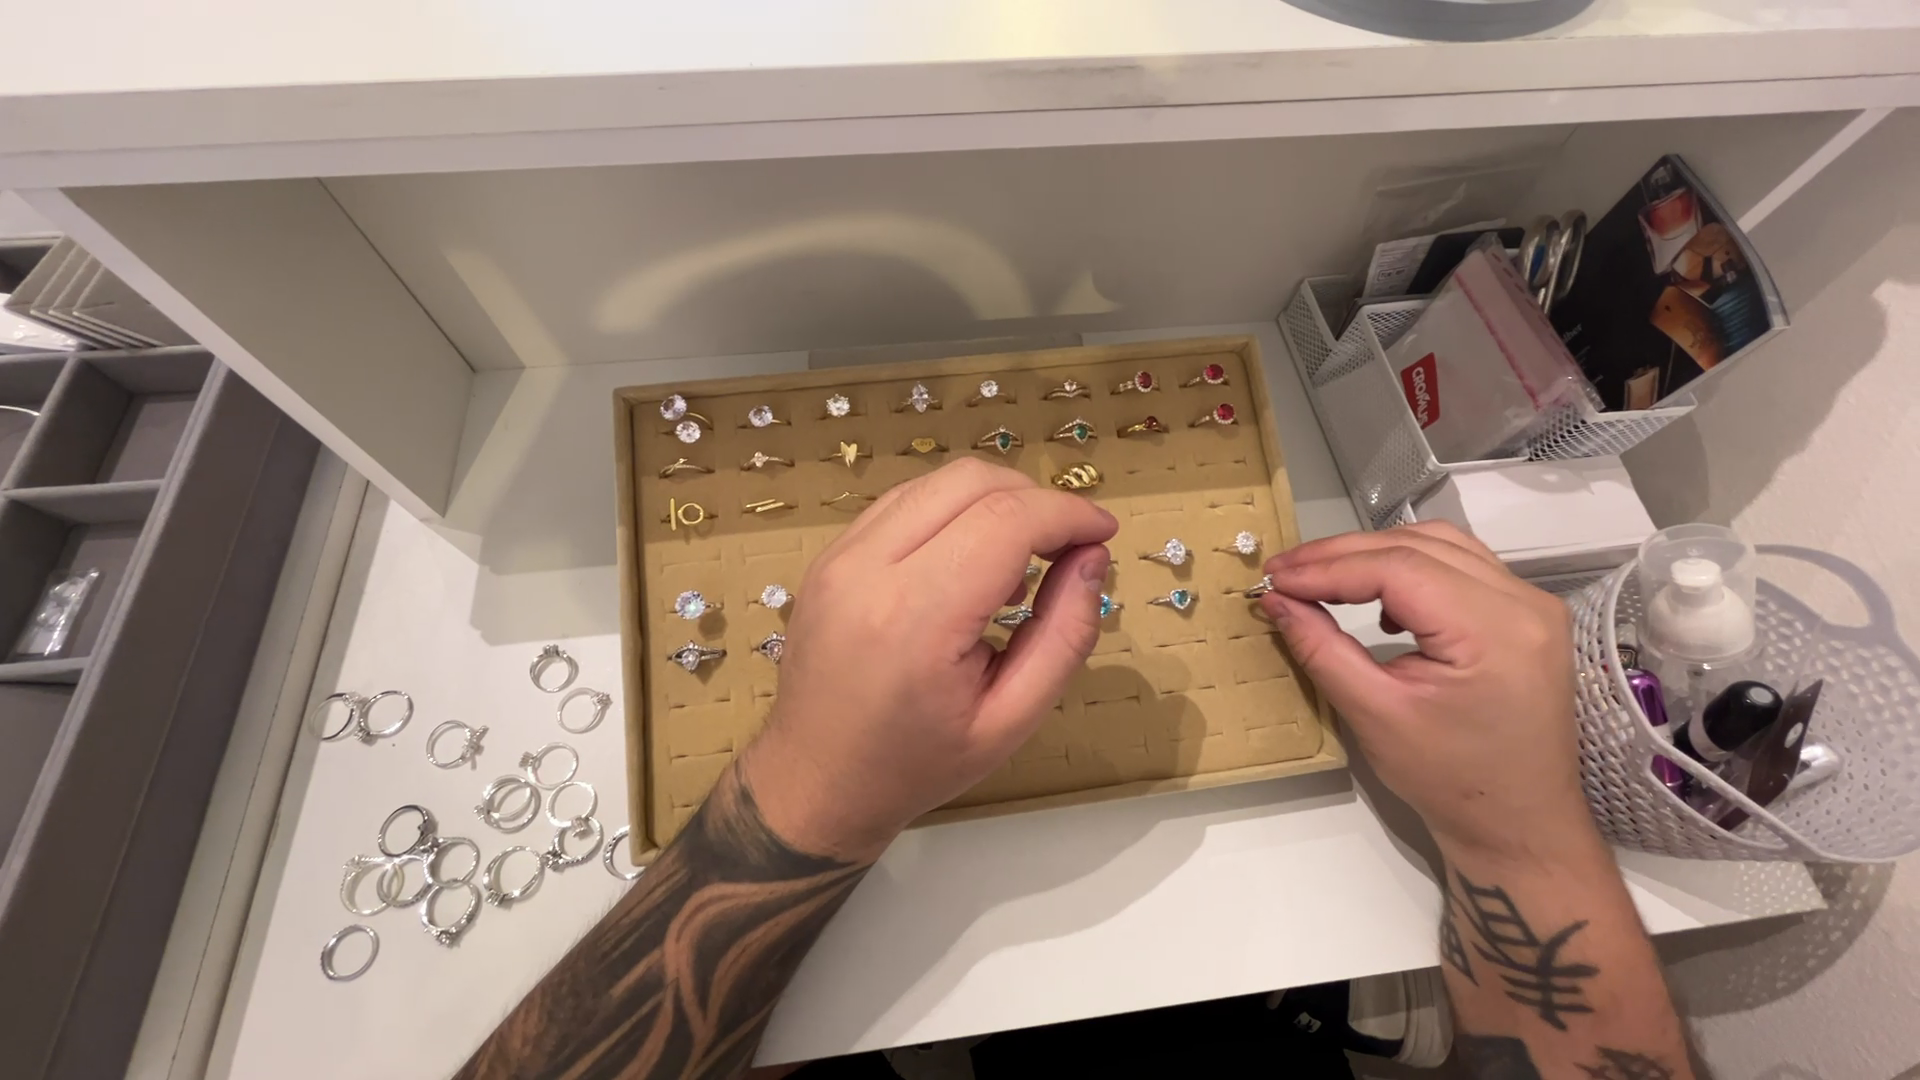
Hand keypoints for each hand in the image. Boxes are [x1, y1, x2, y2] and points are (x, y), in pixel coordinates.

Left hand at [740, 458, 1116, 860]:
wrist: (815, 780)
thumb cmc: (916, 764)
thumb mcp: (1012, 720)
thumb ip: (1066, 636)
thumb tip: (1092, 558)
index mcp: (915, 616)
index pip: (1007, 520)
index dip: (1069, 514)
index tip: (1103, 533)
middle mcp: (867, 567)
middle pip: (971, 481)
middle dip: (1035, 498)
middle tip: (1066, 546)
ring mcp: (839, 554)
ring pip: (936, 482)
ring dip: (994, 501)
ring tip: (1017, 563)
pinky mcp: (829, 554)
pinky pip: (905, 502)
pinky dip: (953, 512)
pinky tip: (968, 563)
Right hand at [1257, 523, 1595, 863]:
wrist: (1518, 823)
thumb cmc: (1446, 778)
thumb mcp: (1372, 713)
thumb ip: (1320, 647)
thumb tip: (1275, 599)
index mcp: (1493, 630)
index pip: (1396, 569)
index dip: (1326, 568)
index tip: (1273, 581)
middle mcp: (1522, 601)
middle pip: (1416, 546)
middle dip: (1340, 554)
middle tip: (1282, 573)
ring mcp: (1529, 603)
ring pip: (1437, 543)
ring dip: (1370, 551)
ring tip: (1317, 574)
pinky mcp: (1523, 613)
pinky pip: (1457, 562)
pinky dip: (1405, 564)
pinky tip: (1375, 596)